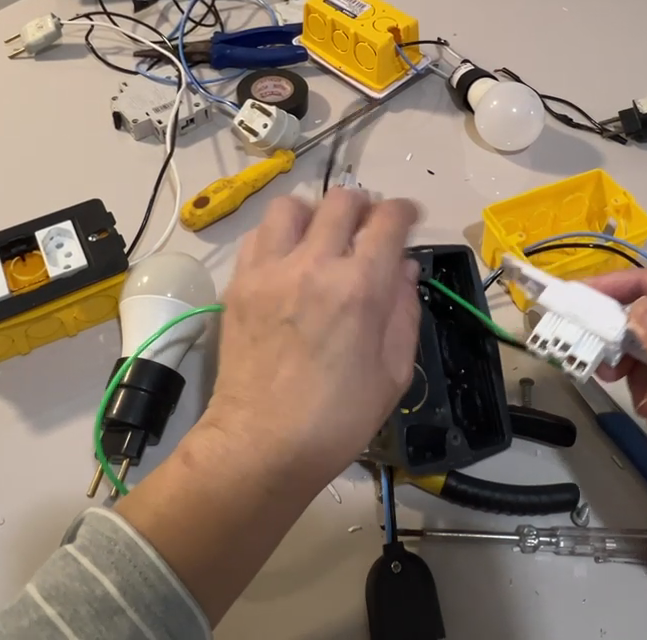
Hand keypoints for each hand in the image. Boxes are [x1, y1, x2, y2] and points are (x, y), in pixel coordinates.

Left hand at [203, 189, 420, 491]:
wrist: (260, 445)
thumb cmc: (338, 418)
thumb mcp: (394, 373)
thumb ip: (404, 310)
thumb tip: (404, 266)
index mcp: (360, 287)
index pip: (387, 220)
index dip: (404, 210)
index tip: (407, 217)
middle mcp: (314, 265)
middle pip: (342, 200)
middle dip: (364, 206)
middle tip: (367, 228)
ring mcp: (270, 270)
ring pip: (292, 205)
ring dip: (314, 213)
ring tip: (320, 237)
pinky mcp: (239, 282)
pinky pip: (259, 234)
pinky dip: (278, 235)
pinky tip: (287, 259)